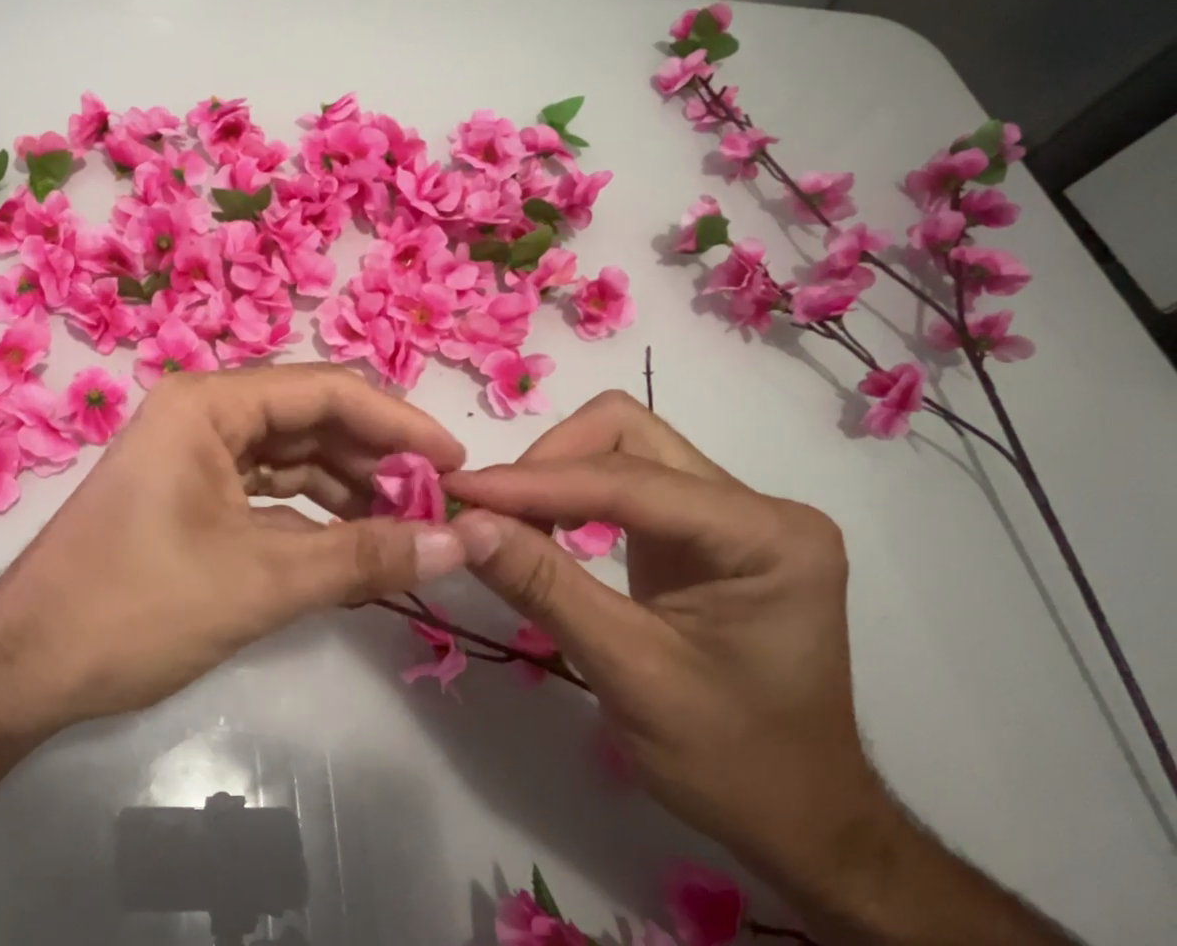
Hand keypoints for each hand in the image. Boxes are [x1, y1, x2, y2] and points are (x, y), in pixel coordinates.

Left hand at [0, 364, 467, 735]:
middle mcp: (198, 417)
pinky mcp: (184, 504)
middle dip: (376, 465)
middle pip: (310, 424)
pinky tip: (353, 557)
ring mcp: (188, 461)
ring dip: (347, 497)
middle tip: (439, 511)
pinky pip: (263, 499)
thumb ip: (365, 557)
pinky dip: (309, 524)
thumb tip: (462, 543)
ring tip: (407, 537)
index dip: (400, 424)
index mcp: (206, 405)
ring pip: (289, 464)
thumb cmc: (136, 607)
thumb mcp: (261, 582)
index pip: (327, 392)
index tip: (458, 465)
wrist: (26, 668)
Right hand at [441, 391, 883, 887]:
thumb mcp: (627, 672)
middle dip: (548, 463)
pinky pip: (628, 490)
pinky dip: (572, 501)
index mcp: (765, 535)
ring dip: (555, 478)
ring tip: (502, 522)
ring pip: (625, 452)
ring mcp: (734, 519)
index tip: (456, 494)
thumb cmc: (729, 758)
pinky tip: (541, 532)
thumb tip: (464, 527)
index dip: (534, 481)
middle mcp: (758, 508)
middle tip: (484, 511)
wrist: (797, 817)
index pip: (628, 479)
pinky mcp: (707, 538)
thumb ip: (545, 588)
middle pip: (630, 436)